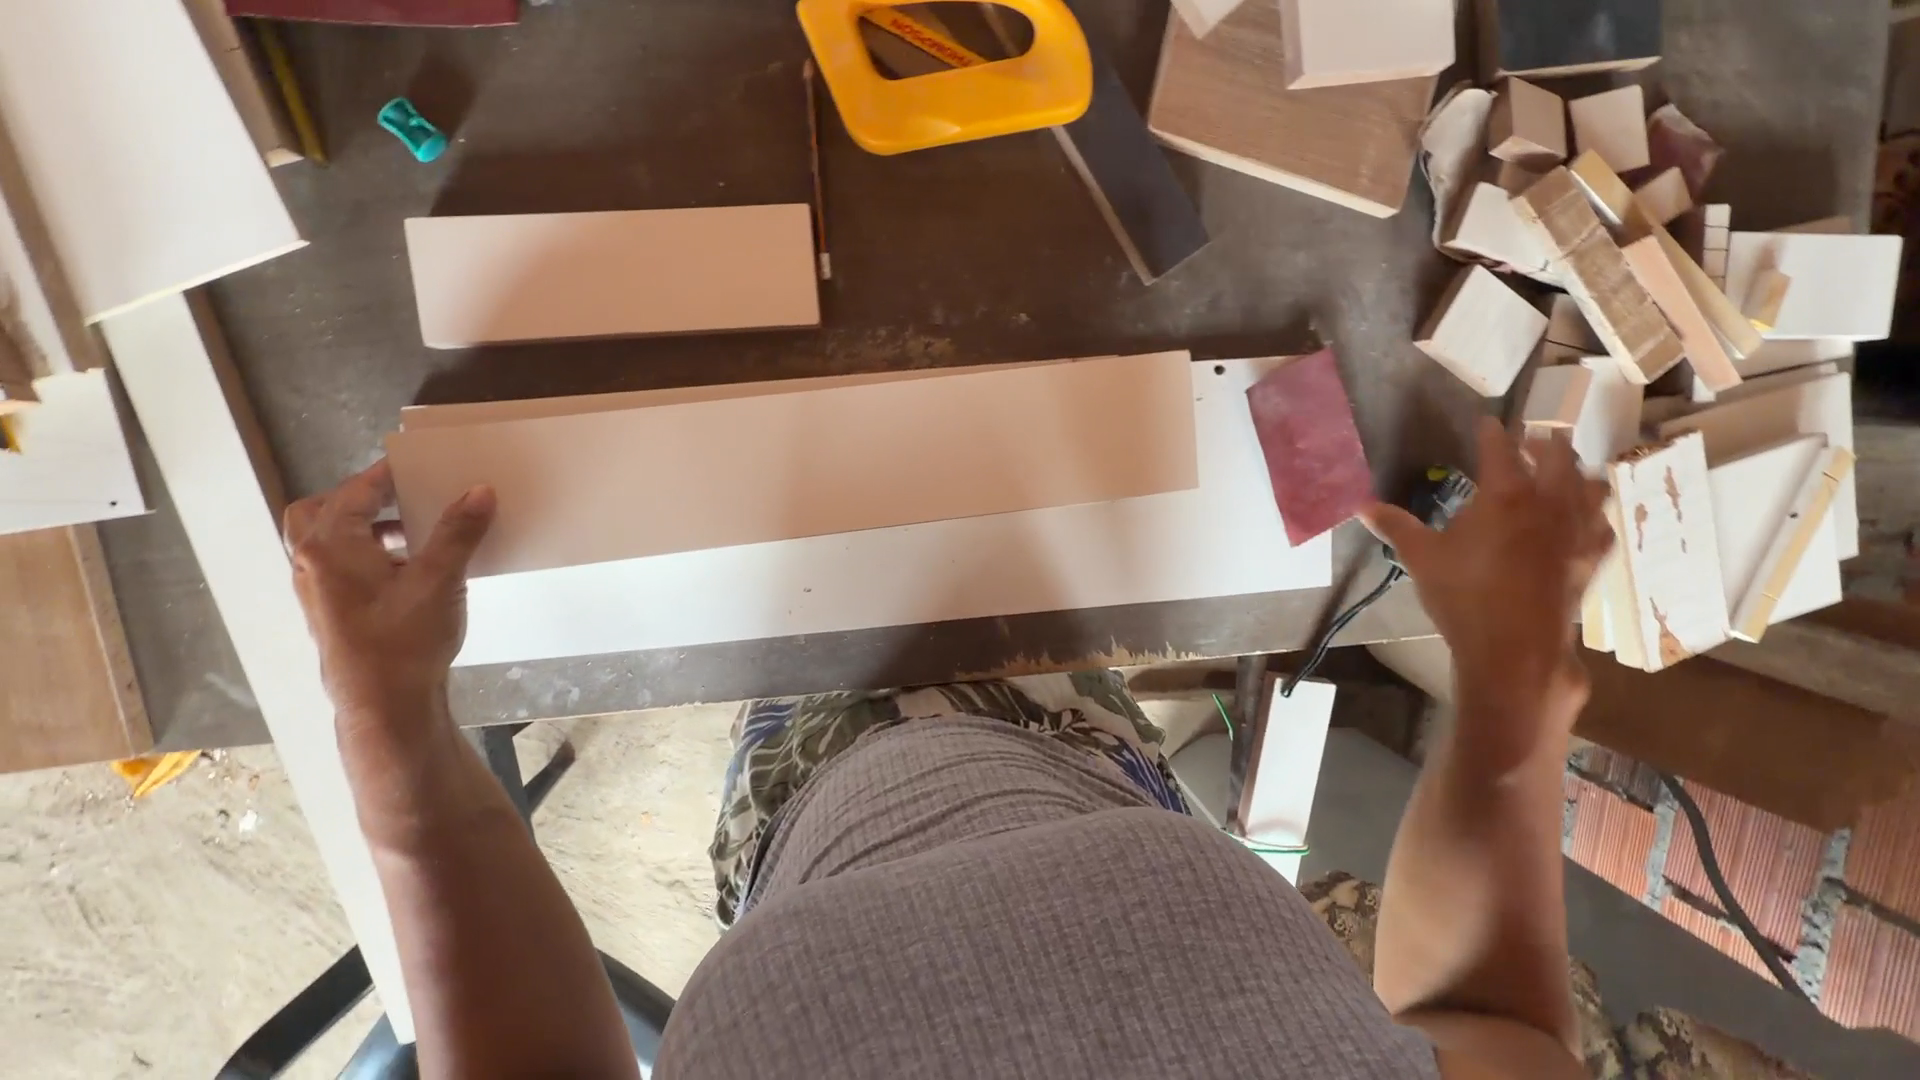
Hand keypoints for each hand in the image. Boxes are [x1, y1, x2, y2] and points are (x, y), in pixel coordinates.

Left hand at [284, 461, 495, 738]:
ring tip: (411, 532)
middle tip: (397, 496)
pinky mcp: (333, 614)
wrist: (384, 703)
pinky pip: (342, 568)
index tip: (416, 465)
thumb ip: (458, 531)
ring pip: (329, 543)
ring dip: (364, 529)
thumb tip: (481, 490)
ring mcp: (318, 592)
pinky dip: (368, 556)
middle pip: (321, 513)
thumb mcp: (440, 579)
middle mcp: (312, 564)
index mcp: (330, 546)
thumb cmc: (404, 638)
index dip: (387, 475)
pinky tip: (408, 571)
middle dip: (357, 499)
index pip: (356, 493)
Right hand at [1360, 419, 1611, 743]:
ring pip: (1590, 484)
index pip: (1499, 449)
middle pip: (1556, 455)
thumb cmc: (1462, 594)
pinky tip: (1583, 519)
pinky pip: (1601, 523)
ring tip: (1563, 471)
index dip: (1491, 433)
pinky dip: (1592, 513)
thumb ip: (1395, 526)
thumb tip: (1361, 507)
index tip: (1486, 422)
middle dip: (1542, 442)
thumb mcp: (1420, 557)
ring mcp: (1577, 529)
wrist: (1514, 646)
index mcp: (1506, 494)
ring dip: (1576, 471)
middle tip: (1529, 439)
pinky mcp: (1590, 557)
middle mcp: (1549, 502)